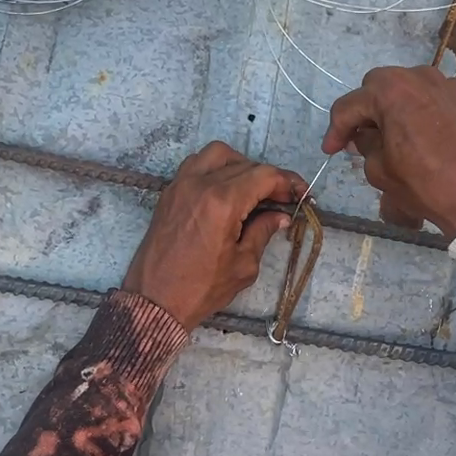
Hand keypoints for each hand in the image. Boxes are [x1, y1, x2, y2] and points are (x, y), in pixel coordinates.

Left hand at [121, 142, 306, 328]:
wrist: (154, 301)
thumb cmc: (200, 288)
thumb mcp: (243, 265)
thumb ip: (263, 232)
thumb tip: (279, 216)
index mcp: (222, 202)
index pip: (264, 176)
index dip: (288, 182)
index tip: (300, 195)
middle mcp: (200, 184)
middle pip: (245, 164)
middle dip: (268, 178)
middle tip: (282, 200)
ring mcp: (181, 185)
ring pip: (217, 155)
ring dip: (241, 165)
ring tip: (253, 190)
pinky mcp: (169, 193)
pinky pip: (195, 165)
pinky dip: (215, 169)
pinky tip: (225, 190)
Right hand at [322, 65, 455, 237]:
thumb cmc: (426, 185)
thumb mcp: (379, 170)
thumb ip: (365, 145)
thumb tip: (366, 135)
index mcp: (392, 90)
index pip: (350, 105)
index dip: (336, 130)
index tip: (332, 150)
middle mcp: (423, 76)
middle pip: (382, 86)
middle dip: (369, 110)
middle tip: (364, 139)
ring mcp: (455, 85)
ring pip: (415, 89)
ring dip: (401, 109)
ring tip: (401, 137)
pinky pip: (444, 101)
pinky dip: (432, 115)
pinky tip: (434, 140)